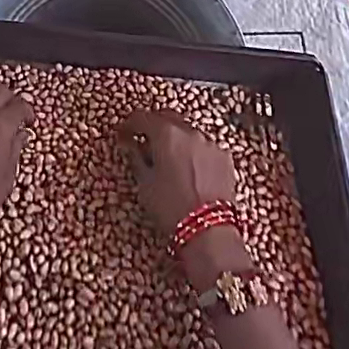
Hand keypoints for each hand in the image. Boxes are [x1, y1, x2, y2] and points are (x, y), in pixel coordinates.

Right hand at [119, 110, 252, 286]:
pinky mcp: (224, 157)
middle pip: (167, 118)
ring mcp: (210, 143)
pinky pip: (203, 147)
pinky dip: (193, 152)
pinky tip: (188, 169)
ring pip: (187, 132)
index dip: (129, 124)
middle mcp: (190, 132)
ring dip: (175, 139)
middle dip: (153, 126)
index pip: (142, 117)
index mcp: (166, 134)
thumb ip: (136, 157)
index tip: (123, 133)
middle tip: (143, 141)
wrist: (209, 231)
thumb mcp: (145, 183)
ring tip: (167, 158)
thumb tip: (131, 145)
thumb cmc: (171, 208)